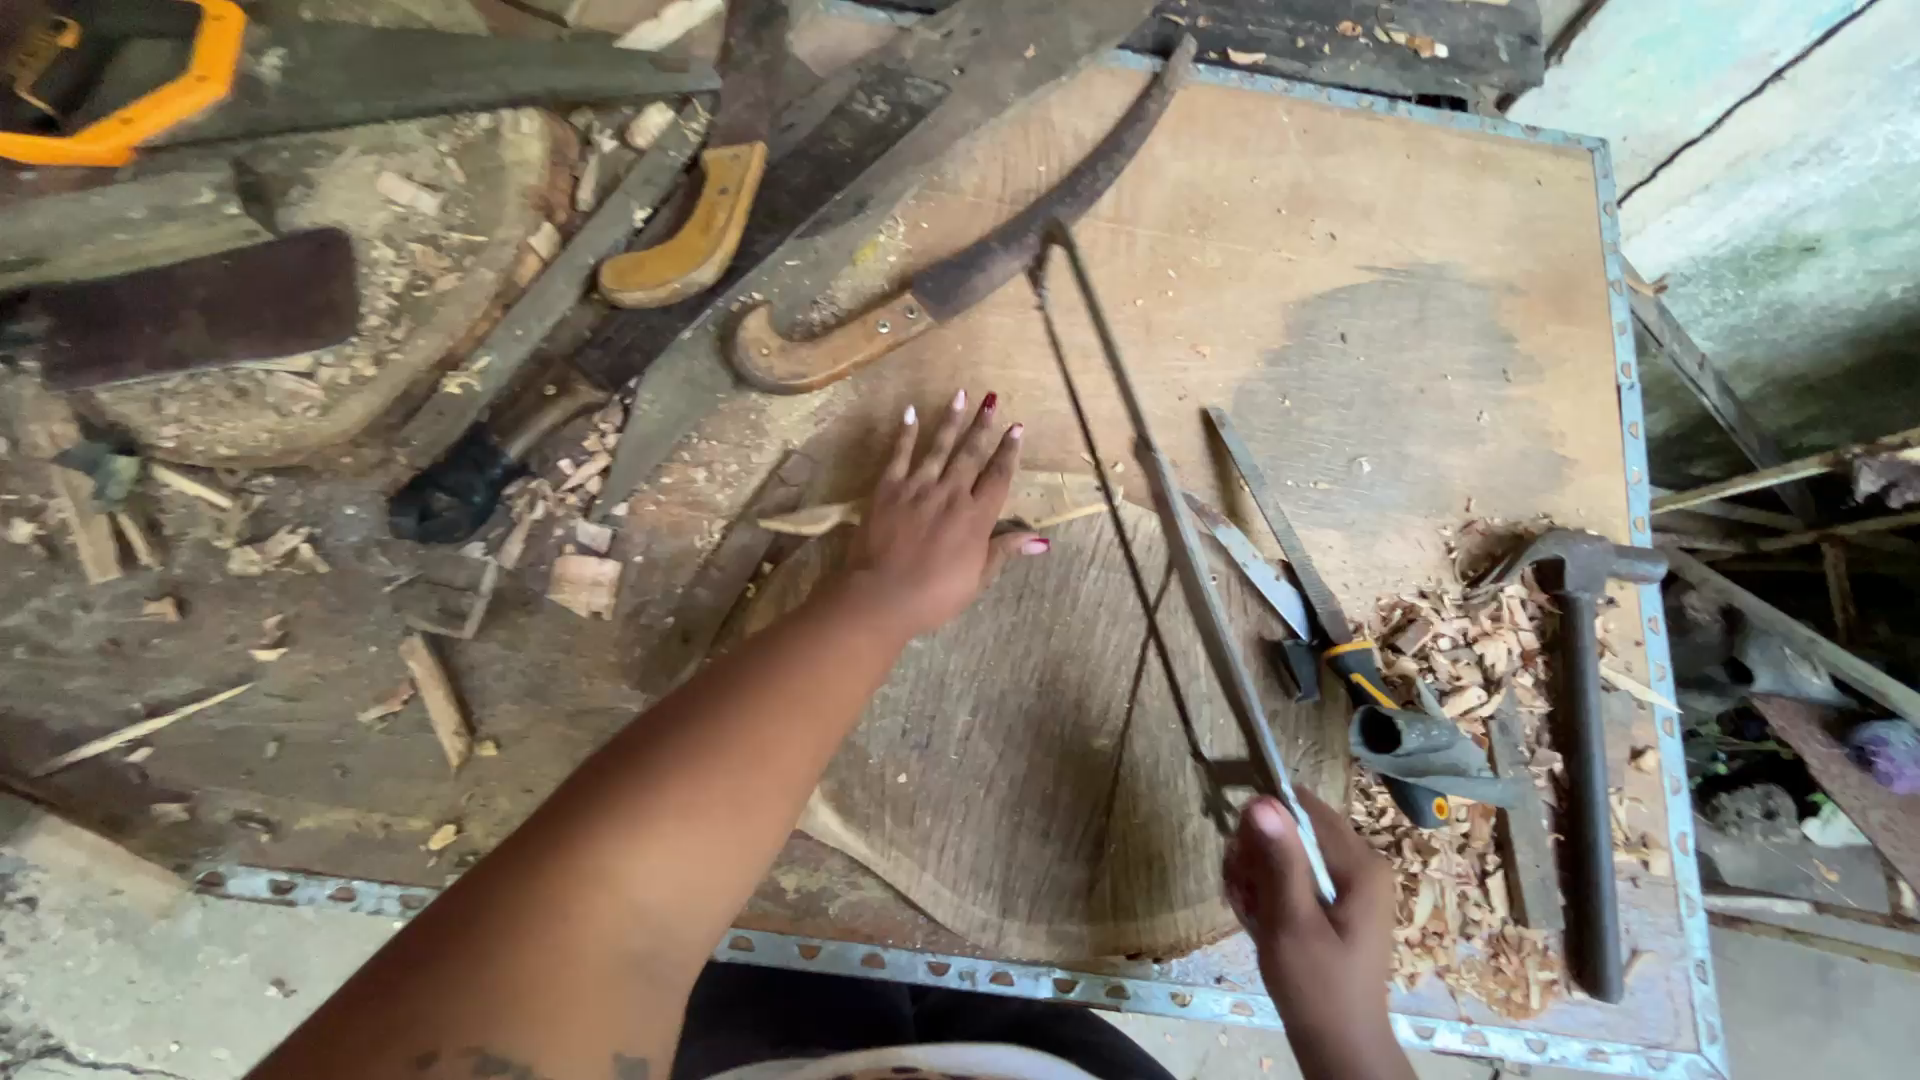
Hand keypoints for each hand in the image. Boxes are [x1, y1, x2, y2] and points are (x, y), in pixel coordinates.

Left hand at [836, 389, 1047, 639]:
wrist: (882, 596)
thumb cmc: (935, 596)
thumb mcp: (977, 579)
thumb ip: (1004, 550)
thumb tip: (1040, 538)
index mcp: (976, 517)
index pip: (998, 476)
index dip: (1009, 452)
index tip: (1017, 428)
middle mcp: (951, 494)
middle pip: (971, 454)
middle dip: (983, 426)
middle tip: (991, 401)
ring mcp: (917, 488)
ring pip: (939, 447)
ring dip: (951, 420)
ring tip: (961, 395)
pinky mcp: (887, 489)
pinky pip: (899, 455)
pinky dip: (905, 433)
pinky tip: (911, 413)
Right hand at [1223, 792, 1413, 1079]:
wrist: (1337, 1046)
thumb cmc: (1317, 987)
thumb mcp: (1292, 921)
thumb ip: (1280, 859)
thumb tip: (1261, 801)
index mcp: (1359, 863)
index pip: (1301, 807)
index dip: (1263, 821)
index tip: (1240, 854)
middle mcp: (1356, 862)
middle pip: (1289, 826)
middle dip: (1254, 852)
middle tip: (1241, 890)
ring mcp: (1344, 881)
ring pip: (1281, 849)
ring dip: (1252, 873)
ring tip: (1246, 908)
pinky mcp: (1330, 898)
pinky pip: (1285, 872)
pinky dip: (1262, 889)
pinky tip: (1253, 916)